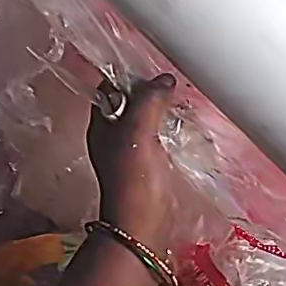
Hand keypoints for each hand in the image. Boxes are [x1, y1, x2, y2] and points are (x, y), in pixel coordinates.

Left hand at [86, 75, 177, 253]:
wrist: (142, 224)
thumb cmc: (134, 179)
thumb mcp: (138, 132)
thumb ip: (149, 102)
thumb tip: (164, 80)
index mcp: (102, 124)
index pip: (109, 86)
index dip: (126, 72)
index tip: (150, 62)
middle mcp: (112, 135)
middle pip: (128, 101)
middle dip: (148, 88)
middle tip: (172, 77)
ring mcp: (130, 150)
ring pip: (144, 117)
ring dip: (160, 106)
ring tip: (180, 95)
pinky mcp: (148, 164)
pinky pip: (157, 135)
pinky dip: (168, 125)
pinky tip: (183, 122)